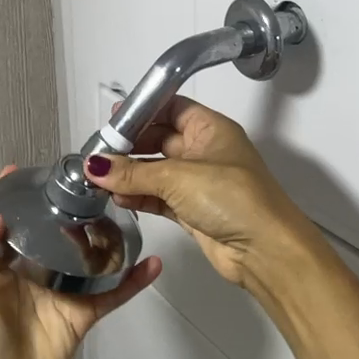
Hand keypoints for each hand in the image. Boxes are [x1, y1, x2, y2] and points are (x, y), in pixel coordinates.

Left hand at [0, 168, 161, 358]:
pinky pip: (110, 292)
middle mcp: (32, 270)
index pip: (12, 221)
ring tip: (125, 210)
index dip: (18, 197)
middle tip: (93, 185)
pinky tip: (153, 262)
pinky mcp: (82, 314)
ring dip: (107, 237)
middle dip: (71, 209)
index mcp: (1, 262)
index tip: (30, 170)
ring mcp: (60, 291)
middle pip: (56, 232)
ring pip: (88, 256)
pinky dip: (132, 280)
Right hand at [84, 96, 325, 291]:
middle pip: (160, 139)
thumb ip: (133, 172)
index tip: (113, 118)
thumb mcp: (178, 177)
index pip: (172, 107)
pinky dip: (139, 198)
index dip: (144, 110)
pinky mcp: (193, 212)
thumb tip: (93, 166)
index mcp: (211, 129)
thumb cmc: (231, 198)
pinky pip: (159, 198)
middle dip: (130, 146)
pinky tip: (116, 199)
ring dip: (130, 176)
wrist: (265, 251)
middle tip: (98, 153)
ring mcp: (199, 183)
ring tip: (98, 179)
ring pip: (156, 171)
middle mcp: (205, 152)